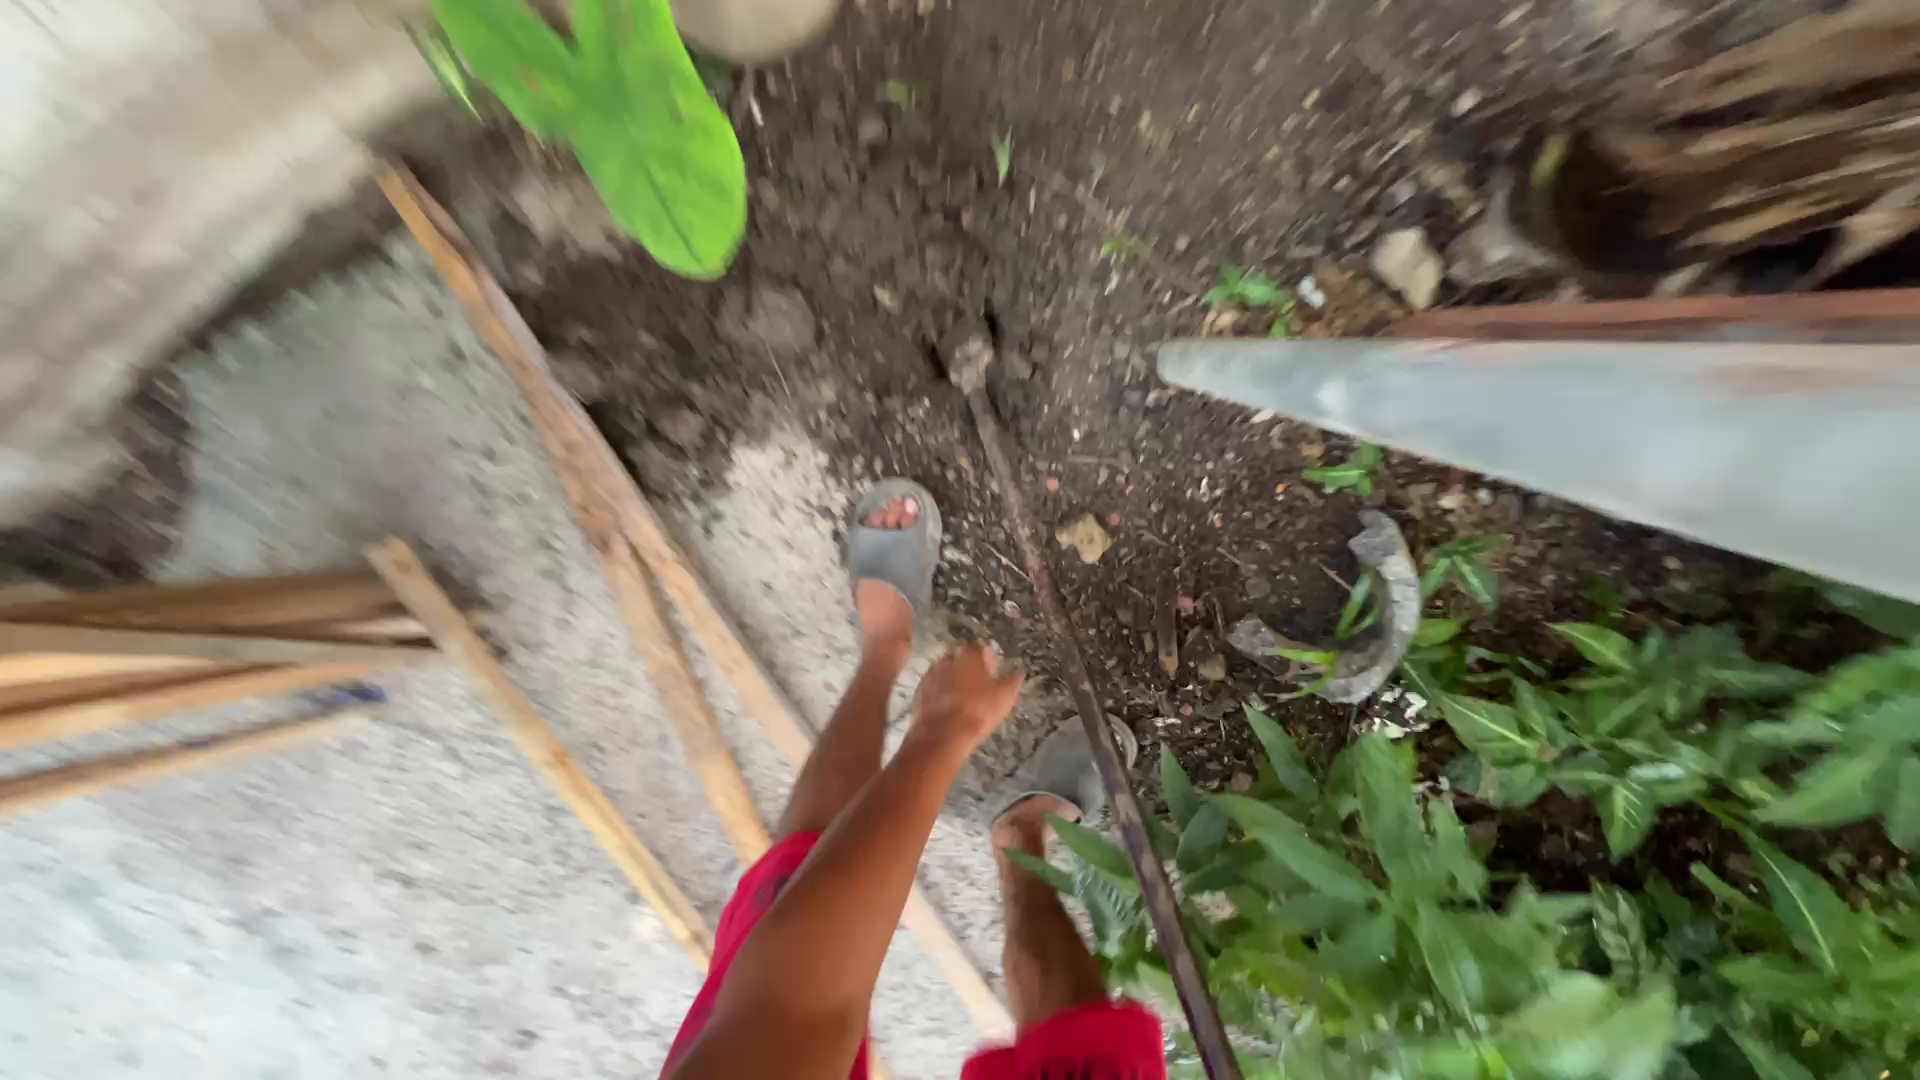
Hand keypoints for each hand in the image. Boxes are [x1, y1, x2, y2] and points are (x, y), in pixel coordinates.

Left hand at [911, 643, 1022, 750]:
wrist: (943, 734)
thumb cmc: (979, 711)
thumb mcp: (1004, 697)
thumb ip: (1012, 681)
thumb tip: (1018, 672)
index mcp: (969, 655)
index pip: (981, 649)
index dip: (988, 661)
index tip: (992, 672)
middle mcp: (948, 659)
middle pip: (961, 659)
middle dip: (968, 669)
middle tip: (977, 685)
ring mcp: (930, 674)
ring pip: (945, 672)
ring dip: (953, 680)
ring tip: (962, 697)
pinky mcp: (919, 691)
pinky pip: (933, 688)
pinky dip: (940, 693)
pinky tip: (947, 706)